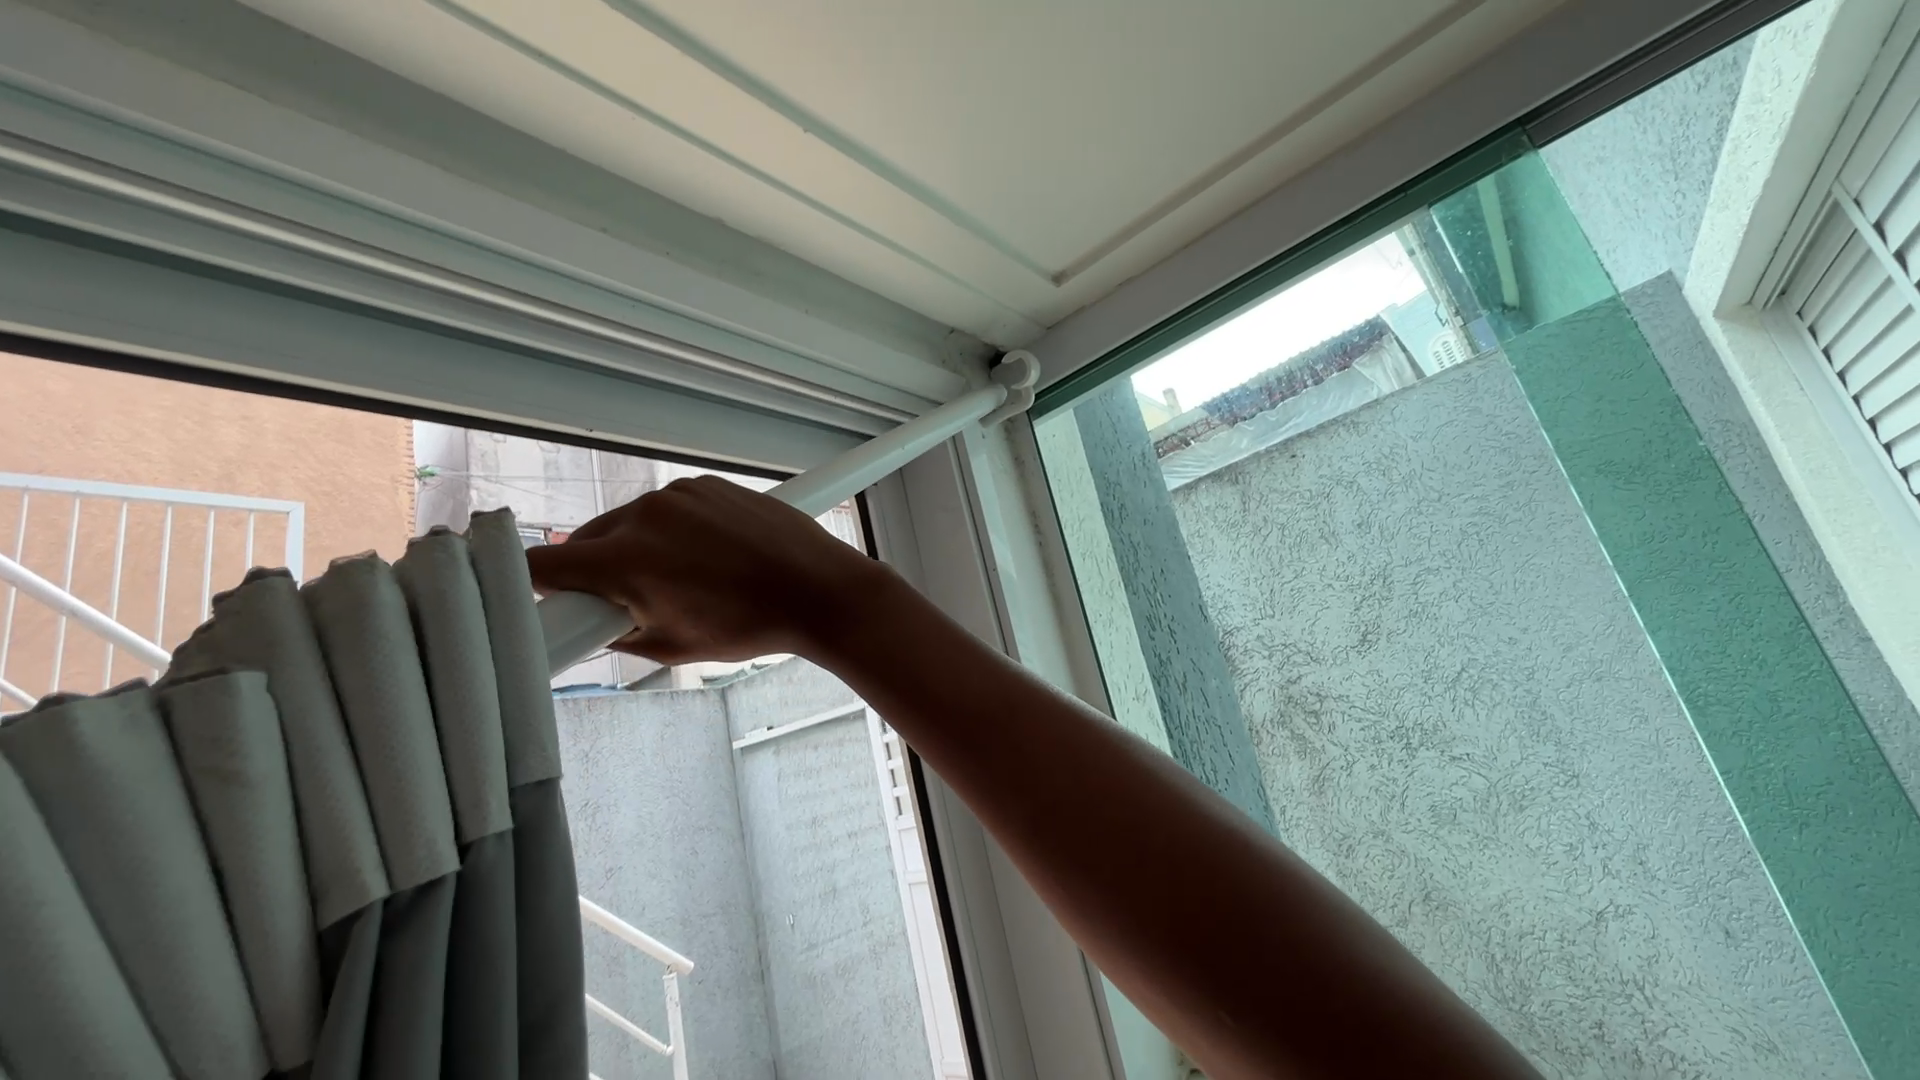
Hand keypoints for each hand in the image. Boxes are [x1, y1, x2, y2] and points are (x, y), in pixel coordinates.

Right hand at [524, 475, 891, 664]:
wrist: (817, 589)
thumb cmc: (749, 624)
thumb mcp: (672, 646)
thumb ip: (616, 634)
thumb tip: (592, 623)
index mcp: (626, 559)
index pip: (543, 565)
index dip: (538, 587)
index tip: (549, 600)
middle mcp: (644, 514)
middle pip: (586, 540)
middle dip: (597, 570)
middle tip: (634, 599)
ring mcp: (678, 493)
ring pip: (630, 521)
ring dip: (637, 547)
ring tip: (685, 577)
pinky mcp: (707, 483)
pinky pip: (668, 506)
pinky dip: (673, 527)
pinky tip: (709, 553)